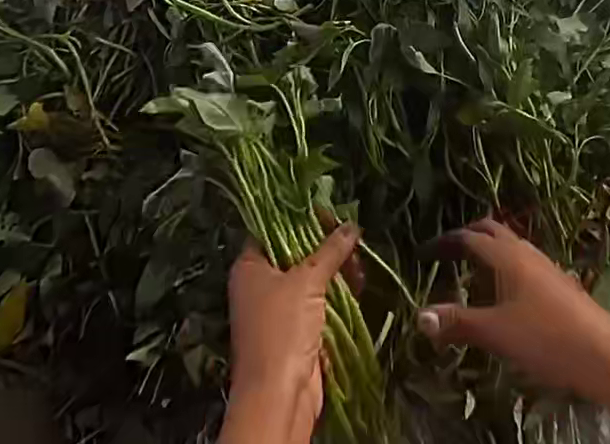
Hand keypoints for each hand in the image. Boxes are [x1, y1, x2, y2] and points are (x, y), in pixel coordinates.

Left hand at [221, 224, 361, 443]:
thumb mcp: (306, 282)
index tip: (329, 212)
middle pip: (294, 252)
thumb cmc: (281, 329)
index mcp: (249, 264)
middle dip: (324, 245)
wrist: (278, 397)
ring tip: (360, 262)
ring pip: (309, 278)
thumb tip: (351, 225)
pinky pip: (317, 302)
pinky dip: (336, 293)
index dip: (300, 216)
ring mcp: (278, 307)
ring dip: (334, 270)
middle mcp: (259, 282)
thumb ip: (329, 252)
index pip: (272, 227)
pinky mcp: (296, 330)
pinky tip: (358, 284)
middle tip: (351, 237)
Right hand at [416, 218, 609, 395]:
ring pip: (512, 246)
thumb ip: (458, 323)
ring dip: (491, 249)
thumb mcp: (496, 332)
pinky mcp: (563, 287)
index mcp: (505, 256)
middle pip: (491, 231)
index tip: (423, 253)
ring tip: (477, 268)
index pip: (467, 237)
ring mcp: (548, 269)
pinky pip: (527, 263)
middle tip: (449, 250)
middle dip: (467, 235)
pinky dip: (509, 265)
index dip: (443, 243)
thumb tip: (419, 317)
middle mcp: (525, 254)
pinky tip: (512, 292)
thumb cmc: (548, 339)